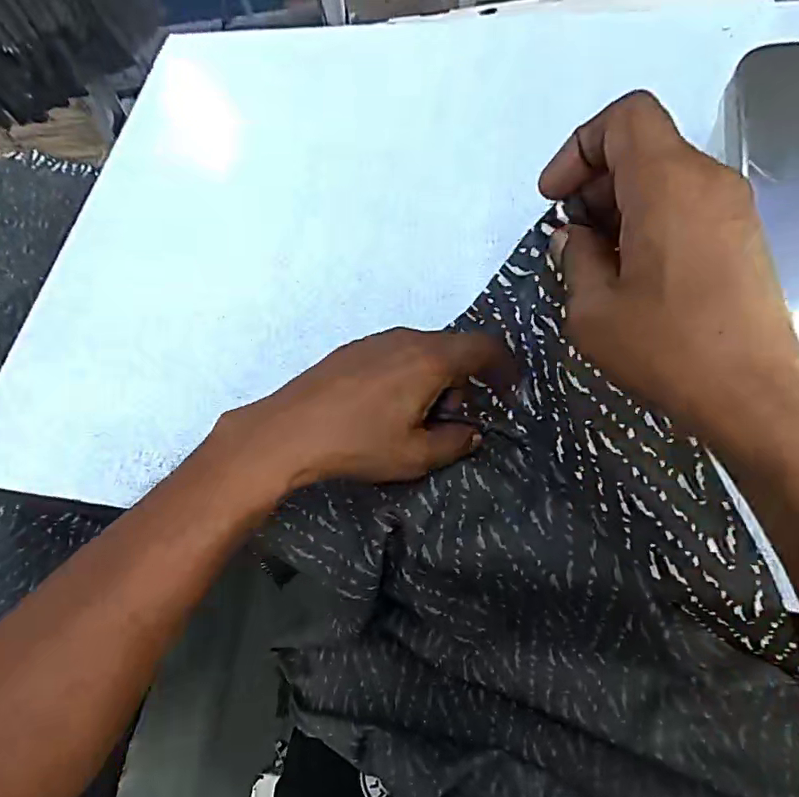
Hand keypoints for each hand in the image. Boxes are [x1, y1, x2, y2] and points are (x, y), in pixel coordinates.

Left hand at [213, 328, 507, 491]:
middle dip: (466, 383)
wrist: (287, 432)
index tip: (511, 392)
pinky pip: (398, 354)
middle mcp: (406, 339)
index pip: (484, 348)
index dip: (506, 368)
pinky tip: (389, 408)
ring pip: (425, 351)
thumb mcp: (416, 455)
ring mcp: (376, 340)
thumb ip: (455, 442)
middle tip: (454, 421)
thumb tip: (471, 433)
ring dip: (437, 381)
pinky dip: (411, 376)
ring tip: (418, 419)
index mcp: (430, 360)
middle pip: (454, 350)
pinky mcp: (354, 350)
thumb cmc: (358, 444)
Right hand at [539, 91, 798, 444]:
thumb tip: (574, 240)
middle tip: (574, 240)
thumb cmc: (670, 351)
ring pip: (669, 183)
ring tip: (605, 269)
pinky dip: (658, 229)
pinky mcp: (748, 242)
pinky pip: (692, 213)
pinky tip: (642, 283)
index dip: (580, 147)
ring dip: (627, 211)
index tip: (557, 197)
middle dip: (598, 185)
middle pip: (646, 149)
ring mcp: (736, 211)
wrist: (754, 392)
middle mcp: (709, 180)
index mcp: (667, 182)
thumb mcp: (596, 314)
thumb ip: (575, 262)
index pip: (624, 118)